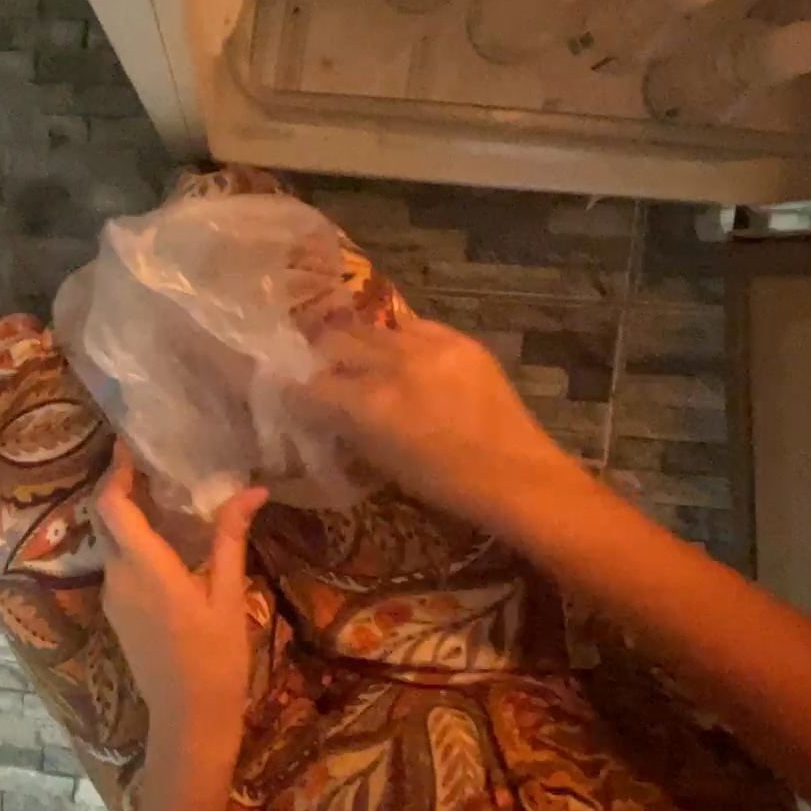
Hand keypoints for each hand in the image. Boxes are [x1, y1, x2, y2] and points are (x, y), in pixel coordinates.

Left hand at [96, 439, 265, 738]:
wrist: (188, 722)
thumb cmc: (215, 659)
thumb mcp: (229, 596)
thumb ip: (230, 538)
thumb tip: (253, 490)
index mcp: (144, 566)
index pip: (110, 504)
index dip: (114, 470)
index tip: (129, 444)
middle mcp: (117, 575)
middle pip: (103, 515)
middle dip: (117, 483)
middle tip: (146, 459)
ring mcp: (112, 595)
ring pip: (108, 537)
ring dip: (124, 510)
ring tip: (159, 488)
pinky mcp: (116, 610)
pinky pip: (116, 560)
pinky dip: (130, 537)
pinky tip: (161, 535)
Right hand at [298, 320, 585, 533]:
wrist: (518, 476)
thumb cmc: (443, 483)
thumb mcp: (380, 461)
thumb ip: (346, 427)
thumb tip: (321, 410)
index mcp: (370, 405)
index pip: (313, 386)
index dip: (297, 392)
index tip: (292, 394)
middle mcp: (393, 365)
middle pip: (336, 342)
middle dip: (320, 356)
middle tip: (317, 367)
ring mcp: (429, 347)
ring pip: (371, 328)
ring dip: (356, 343)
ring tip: (355, 354)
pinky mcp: (458, 340)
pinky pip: (411, 327)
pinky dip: (397, 340)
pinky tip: (400, 355)